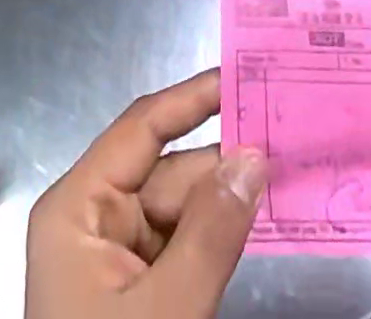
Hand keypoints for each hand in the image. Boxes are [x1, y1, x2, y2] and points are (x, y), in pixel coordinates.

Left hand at [26, 70, 267, 318]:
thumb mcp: (164, 311)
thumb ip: (211, 231)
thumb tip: (253, 157)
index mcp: (79, 205)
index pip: (142, 129)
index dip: (191, 97)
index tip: (241, 75)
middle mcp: (96, 215)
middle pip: (169, 169)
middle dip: (226, 158)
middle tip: (290, 134)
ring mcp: (118, 252)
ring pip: (184, 206)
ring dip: (232, 196)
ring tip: (291, 173)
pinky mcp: (140, 284)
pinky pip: (187, 240)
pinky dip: (223, 231)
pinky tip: (265, 217)